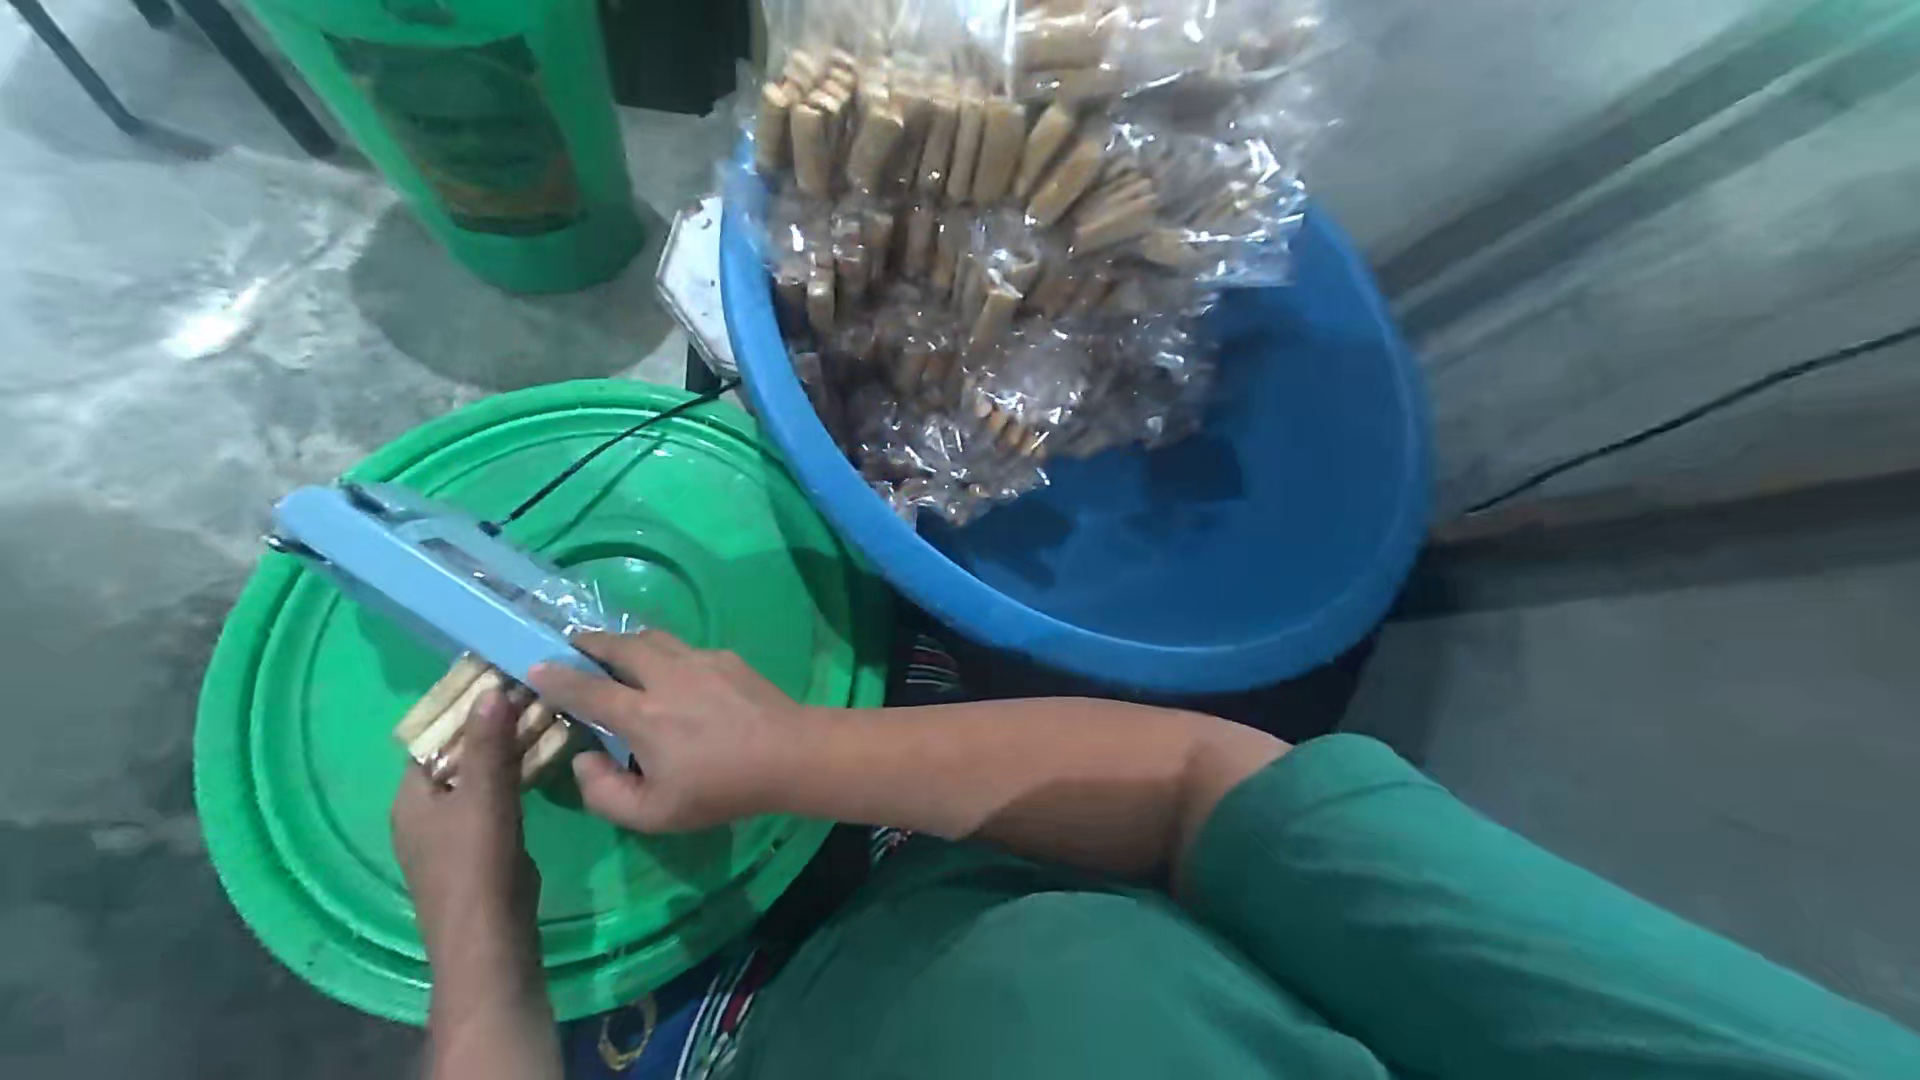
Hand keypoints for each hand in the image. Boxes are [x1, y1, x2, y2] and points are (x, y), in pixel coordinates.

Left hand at [391, 688, 539, 957]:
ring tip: (543, 721)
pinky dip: (514, 774)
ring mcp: (451, 830)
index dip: (464, 709)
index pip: (434, 739)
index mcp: (412, 796)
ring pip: (479, 775)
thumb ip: (489, 742)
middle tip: (533, 697)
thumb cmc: (477, 857)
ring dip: (507, 750)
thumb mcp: (484, 793)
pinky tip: (542, 763)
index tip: (503, 681)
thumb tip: (492, 688)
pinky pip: (494, 795)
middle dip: (492, 726)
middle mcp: (424, 810)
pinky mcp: (479, 842)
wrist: (489, 927)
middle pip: (459, 755)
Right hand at [529, 630, 816, 832]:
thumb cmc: (721, 788)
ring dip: (627, 641)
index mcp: (641, 714)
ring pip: (654, 637)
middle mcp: (666, 676)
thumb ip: (603, 792)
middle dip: (589, 642)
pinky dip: (665, 652)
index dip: (555, 676)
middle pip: (618, 645)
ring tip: (617, 651)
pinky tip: (672, 671)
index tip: (534, 666)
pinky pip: (685, 647)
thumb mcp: (653, 813)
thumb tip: (584, 757)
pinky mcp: (727, 656)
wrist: (789, 753)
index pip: (585, 687)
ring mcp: (700, 659)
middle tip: (573, 646)